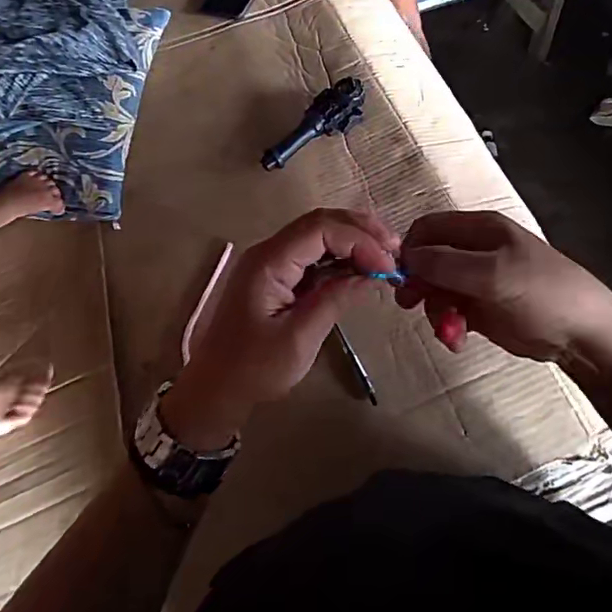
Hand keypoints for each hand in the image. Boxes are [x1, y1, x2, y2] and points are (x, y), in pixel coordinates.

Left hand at [162, 208, 399, 449]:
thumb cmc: (253, 369)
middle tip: (396, 249)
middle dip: (361, 230)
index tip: (387, 266)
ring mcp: (272, 262)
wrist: (215, 389)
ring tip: (386, 256)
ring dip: (354, 240)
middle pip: (320, 222)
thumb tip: (370, 277)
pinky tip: (362, 269)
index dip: (359, 240)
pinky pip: (313, 255)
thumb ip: (334, 300)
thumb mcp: (299, 339)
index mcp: (269, 262)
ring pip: (318, 234)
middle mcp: (269, 252)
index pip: (320, 229)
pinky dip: (341, 257)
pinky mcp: (278, 277)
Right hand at [397, 211, 611, 387]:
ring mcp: (478, 280)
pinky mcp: (481, 308)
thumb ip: (447, 265)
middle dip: (419, 284)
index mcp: (480, 230)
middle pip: (428, 260)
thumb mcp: (493, 275)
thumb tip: (407, 257)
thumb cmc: (542, 293)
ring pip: (436, 290)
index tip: (399, 276)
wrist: (584, 335)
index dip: (410, 249)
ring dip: (435, 311)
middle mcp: (474, 251)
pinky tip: (458, 341)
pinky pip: (450, 312)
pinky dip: (449, 326)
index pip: (429, 228)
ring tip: (448, 332)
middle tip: (410, 305)